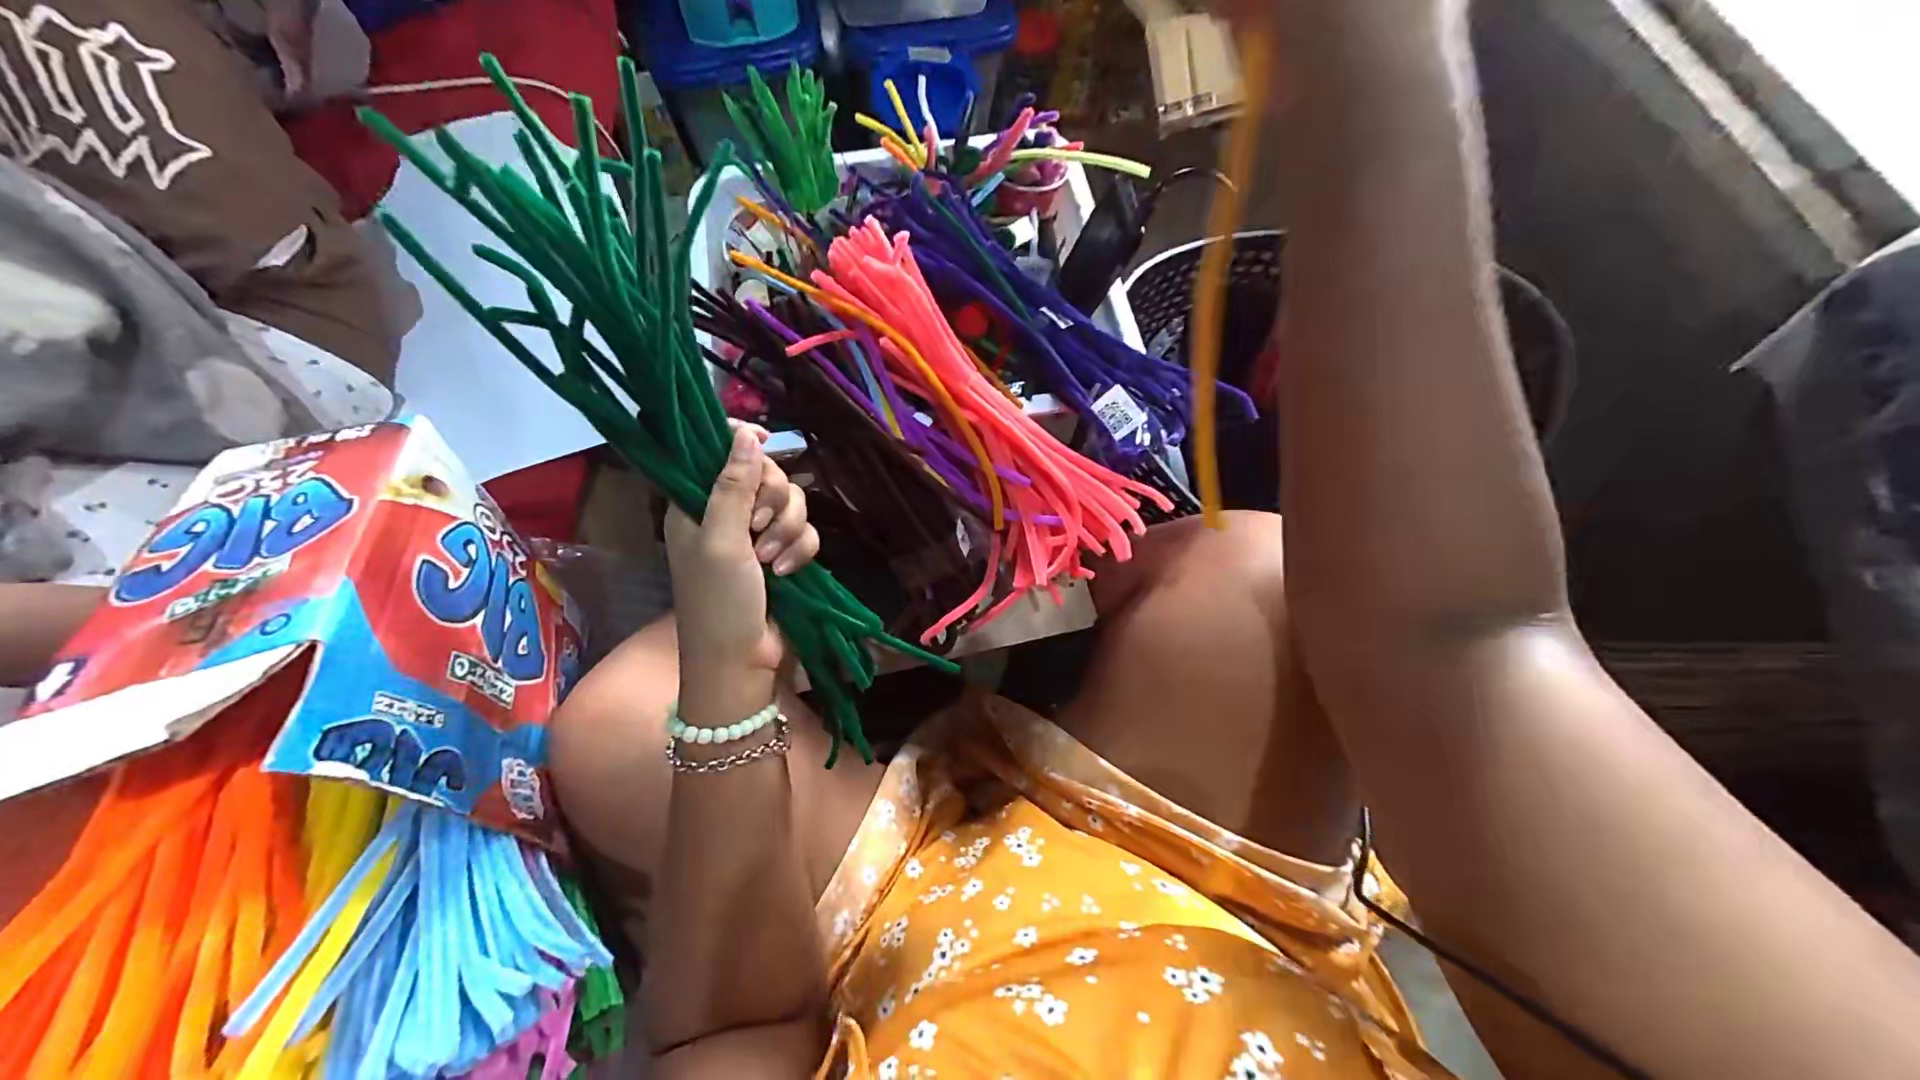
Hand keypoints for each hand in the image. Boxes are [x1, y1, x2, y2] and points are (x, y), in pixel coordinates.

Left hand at [664, 423, 819, 708]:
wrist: (741, 660)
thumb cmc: (717, 600)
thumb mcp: (721, 540)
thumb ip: (734, 485)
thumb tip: (745, 432)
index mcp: (696, 504)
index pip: (717, 453)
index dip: (740, 442)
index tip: (763, 439)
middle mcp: (727, 514)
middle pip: (766, 474)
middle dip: (773, 499)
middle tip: (759, 526)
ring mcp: (757, 536)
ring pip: (791, 503)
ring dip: (788, 530)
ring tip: (772, 561)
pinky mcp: (784, 555)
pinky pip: (805, 532)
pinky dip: (800, 550)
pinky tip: (788, 572)